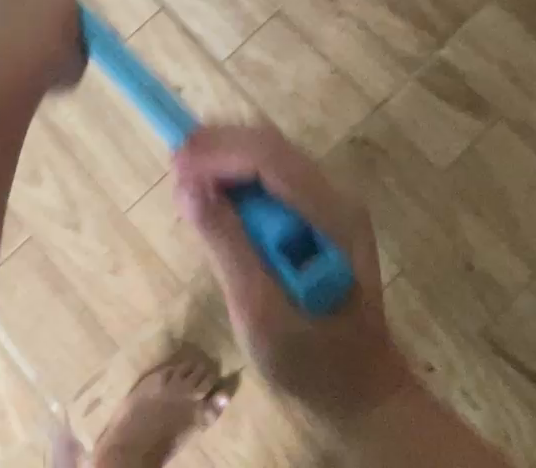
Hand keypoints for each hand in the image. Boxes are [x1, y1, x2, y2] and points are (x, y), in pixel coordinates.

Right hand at [173, 125, 411, 416]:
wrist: (361, 391)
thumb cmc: (310, 361)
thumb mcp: (259, 311)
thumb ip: (225, 244)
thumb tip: (186, 186)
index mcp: (331, 218)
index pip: (268, 157)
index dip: (217, 151)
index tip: (174, 164)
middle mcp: (335, 197)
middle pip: (268, 145)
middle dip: (217, 148)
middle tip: (174, 169)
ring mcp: (330, 203)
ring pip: (268, 154)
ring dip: (225, 159)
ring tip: (187, 183)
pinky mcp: (318, 214)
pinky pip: (271, 177)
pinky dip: (237, 178)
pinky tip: (215, 200)